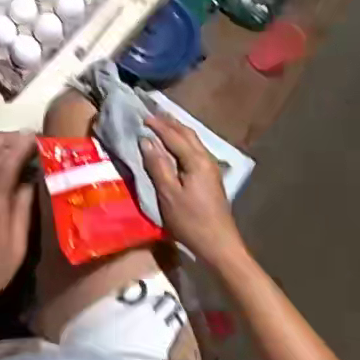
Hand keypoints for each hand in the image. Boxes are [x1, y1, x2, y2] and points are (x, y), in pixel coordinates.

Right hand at [141, 112, 246, 270]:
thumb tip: (146, 140)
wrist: (219, 245)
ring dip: (176, 130)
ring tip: (161, 123)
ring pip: (193, 141)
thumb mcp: (168, 194)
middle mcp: (206, 160)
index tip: (141, 116)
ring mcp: (211, 169)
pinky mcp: (210, 177)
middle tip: (150, 114)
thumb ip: (158, 165)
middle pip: (187, 134)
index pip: (174, 136)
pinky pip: (194, 149)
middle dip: (169, 122)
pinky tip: (174, 144)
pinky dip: (182, 141)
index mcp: (197, 161)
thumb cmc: (191, 220)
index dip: (158, 125)